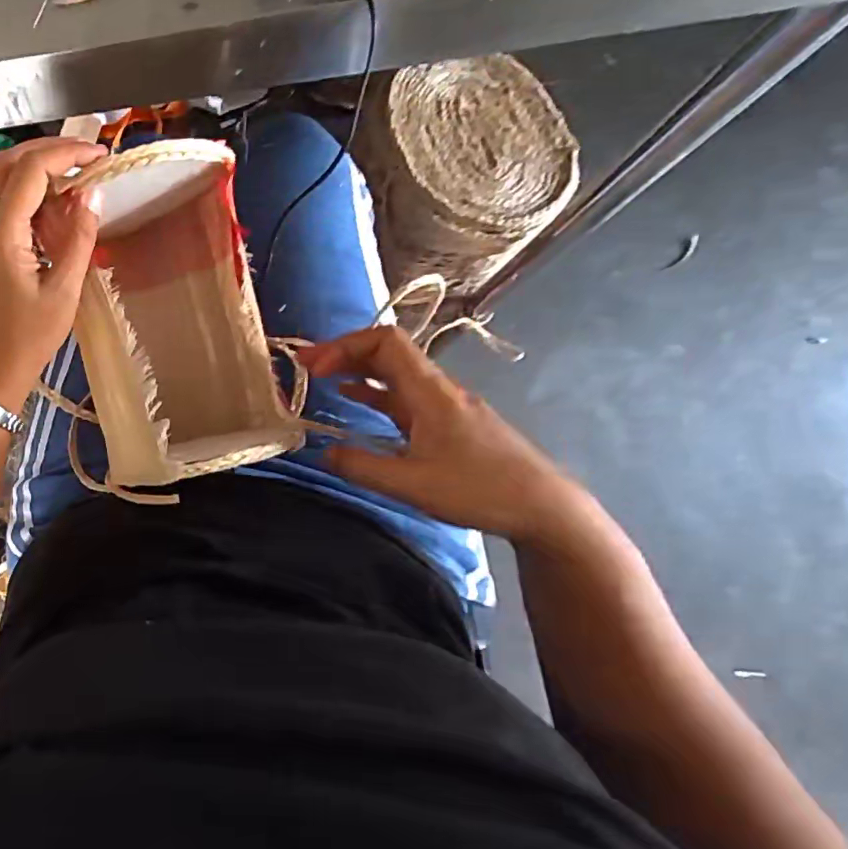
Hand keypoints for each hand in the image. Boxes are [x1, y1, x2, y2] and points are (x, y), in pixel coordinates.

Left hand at [0, 138, 107, 411]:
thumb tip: (93, 194)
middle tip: (85, 155)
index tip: (98, 154)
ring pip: (4, 181)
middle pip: (8, 163)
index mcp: (2, 234)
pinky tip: (59, 207)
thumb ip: (79, 238)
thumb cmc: (30, 336)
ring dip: (39, 169)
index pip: (29, 170)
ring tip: (77, 177)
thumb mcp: (64, 289)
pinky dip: (33, 194)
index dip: (65, 153)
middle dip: (48, 150)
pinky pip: (6, 204)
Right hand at [300, 327, 590, 543]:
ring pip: (395, 373)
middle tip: (304, 366)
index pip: (385, 342)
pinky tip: (355, 399)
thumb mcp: (410, 484)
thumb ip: (361, 466)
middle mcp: (437, 388)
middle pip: (387, 351)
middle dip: (343, 353)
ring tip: (321, 378)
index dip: (344, 346)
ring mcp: (445, 404)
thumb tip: (324, 452)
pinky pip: (403, 394)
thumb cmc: (478, 490)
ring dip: (357, 369)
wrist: (543, 506)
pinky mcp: (449, 422)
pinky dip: (374, 391)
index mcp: (429, 392)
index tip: (314, 368)